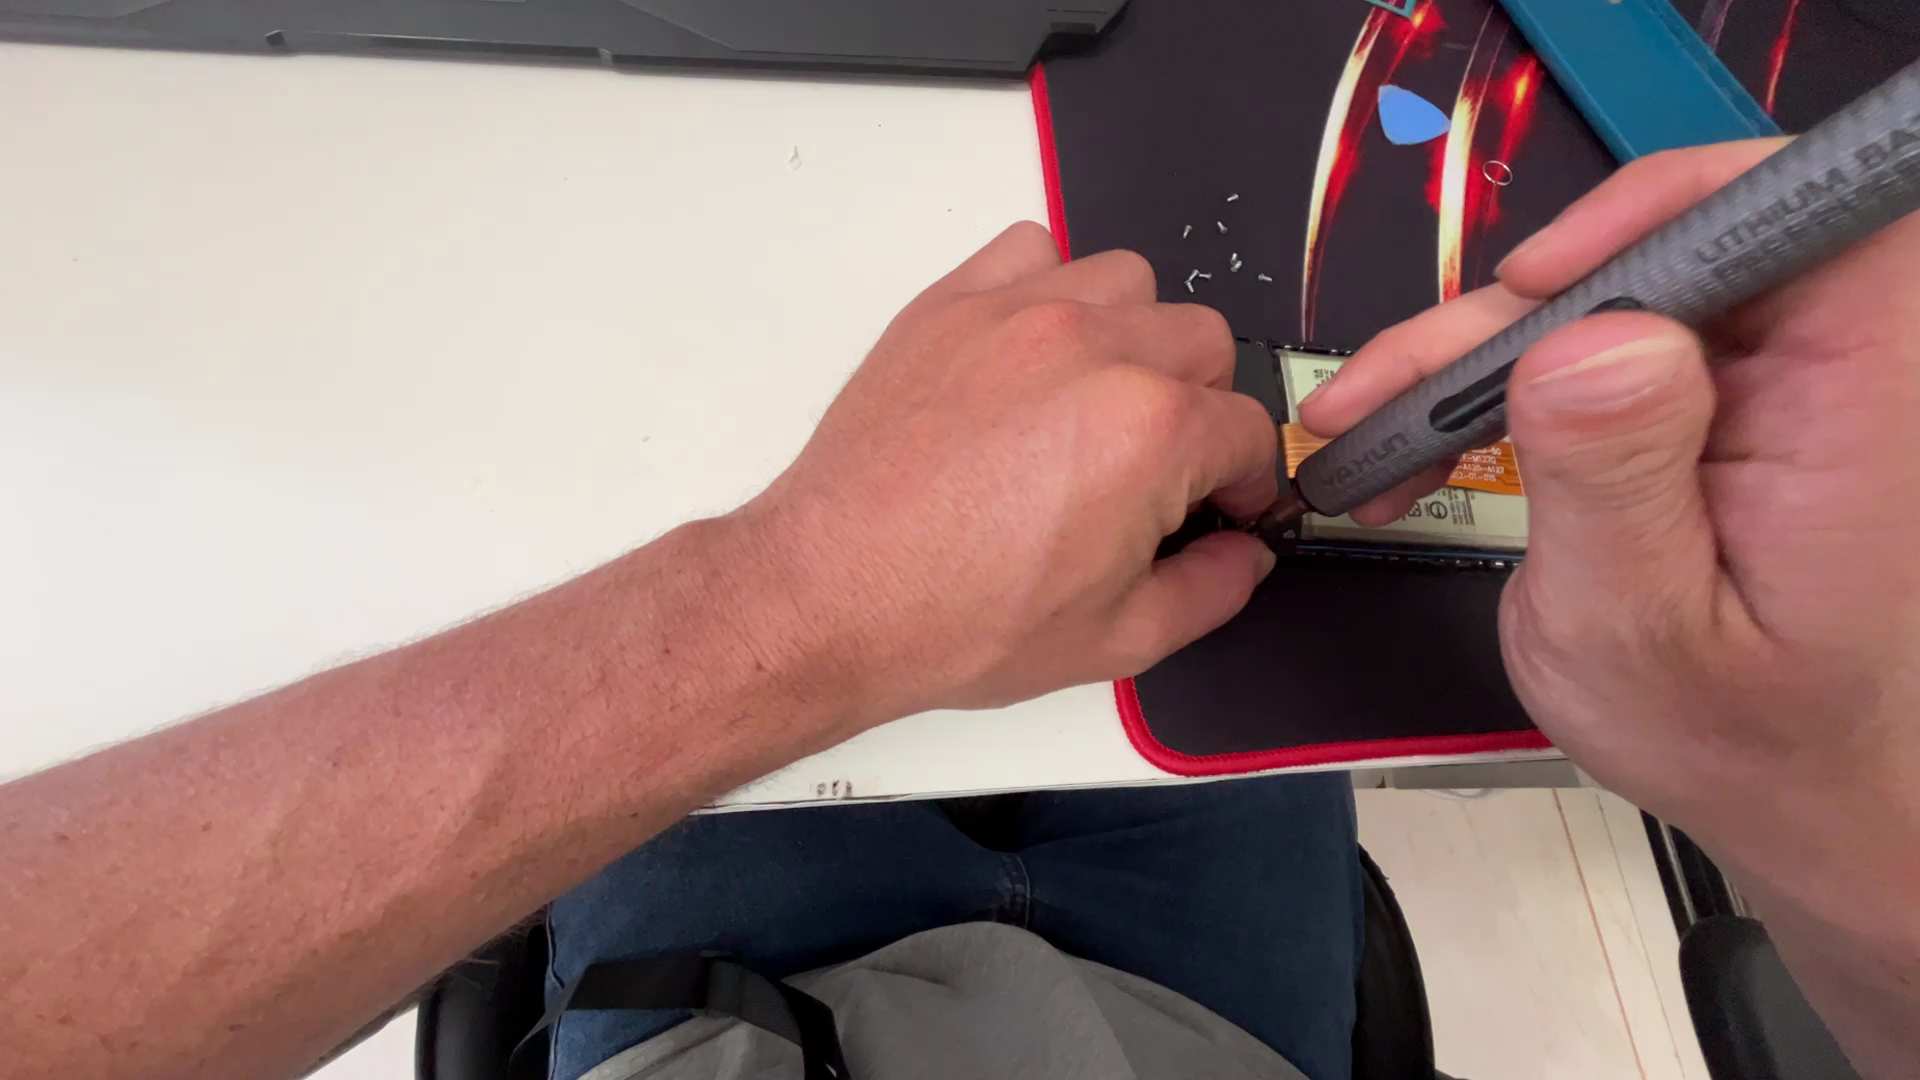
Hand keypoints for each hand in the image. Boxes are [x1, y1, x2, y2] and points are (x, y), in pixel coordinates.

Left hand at [732, 223, 1275, 727]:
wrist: (832, 595)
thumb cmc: (959, 622)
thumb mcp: (1116, 639)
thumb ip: (1211, 590)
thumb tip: (1244, 553)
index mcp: (1150, 430)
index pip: (1249, 430)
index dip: (1247, 479)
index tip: (1225, 503)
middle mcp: (1092, 348)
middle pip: (1203, 344)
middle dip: (1202, 408)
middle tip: (1160, 465)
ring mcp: (1015, 313)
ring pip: (1129, 286)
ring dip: (1136, 340)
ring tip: (1097, 403)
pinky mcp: (950, 305)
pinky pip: (1033, 254)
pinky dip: (1052, 291)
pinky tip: (1032, 356)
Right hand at [1300, 141, 1919, 883]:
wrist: (1780, 792)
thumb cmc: (1724, 732)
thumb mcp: (1635, 620)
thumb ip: (1615, 480)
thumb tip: (1578, 344)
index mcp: (1854, 408)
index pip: (1795, 224)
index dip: (1657, 214)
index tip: (1526, 285)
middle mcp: (1805, 379)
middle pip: (1630, 280)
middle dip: (1476, 333)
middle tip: (1363, 398)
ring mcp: (1733, 402)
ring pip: (1569, 327)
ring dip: (1447, 376)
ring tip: (1360, 440)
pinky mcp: (1672, 427)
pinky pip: (1556, 377)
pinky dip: (1465, 409)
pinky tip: (1405, 460)